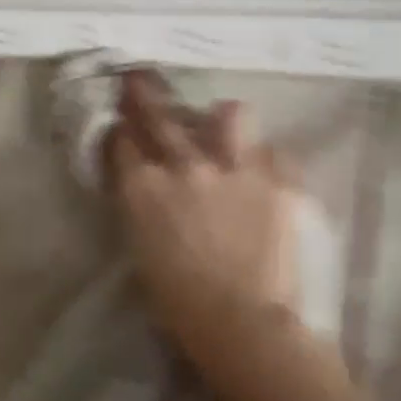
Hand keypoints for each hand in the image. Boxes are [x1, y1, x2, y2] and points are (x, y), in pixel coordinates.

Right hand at [107, 71, 305, 348]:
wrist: (243, 322)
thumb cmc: (177, 299)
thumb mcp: (140, 245)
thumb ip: (141, 204)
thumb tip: (144, 185)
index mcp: (141, 186)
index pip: (121, 141)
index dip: (119, 131)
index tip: (118, 126)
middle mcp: (184, 165)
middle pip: (160, 115)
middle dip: (145, 94)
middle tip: (138, 78)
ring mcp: (237, 169)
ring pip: (228, 115)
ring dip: (221, 120)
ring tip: (222, 126)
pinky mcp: (282, 182)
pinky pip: (273, 154)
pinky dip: (264, 160)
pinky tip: (263, 173)